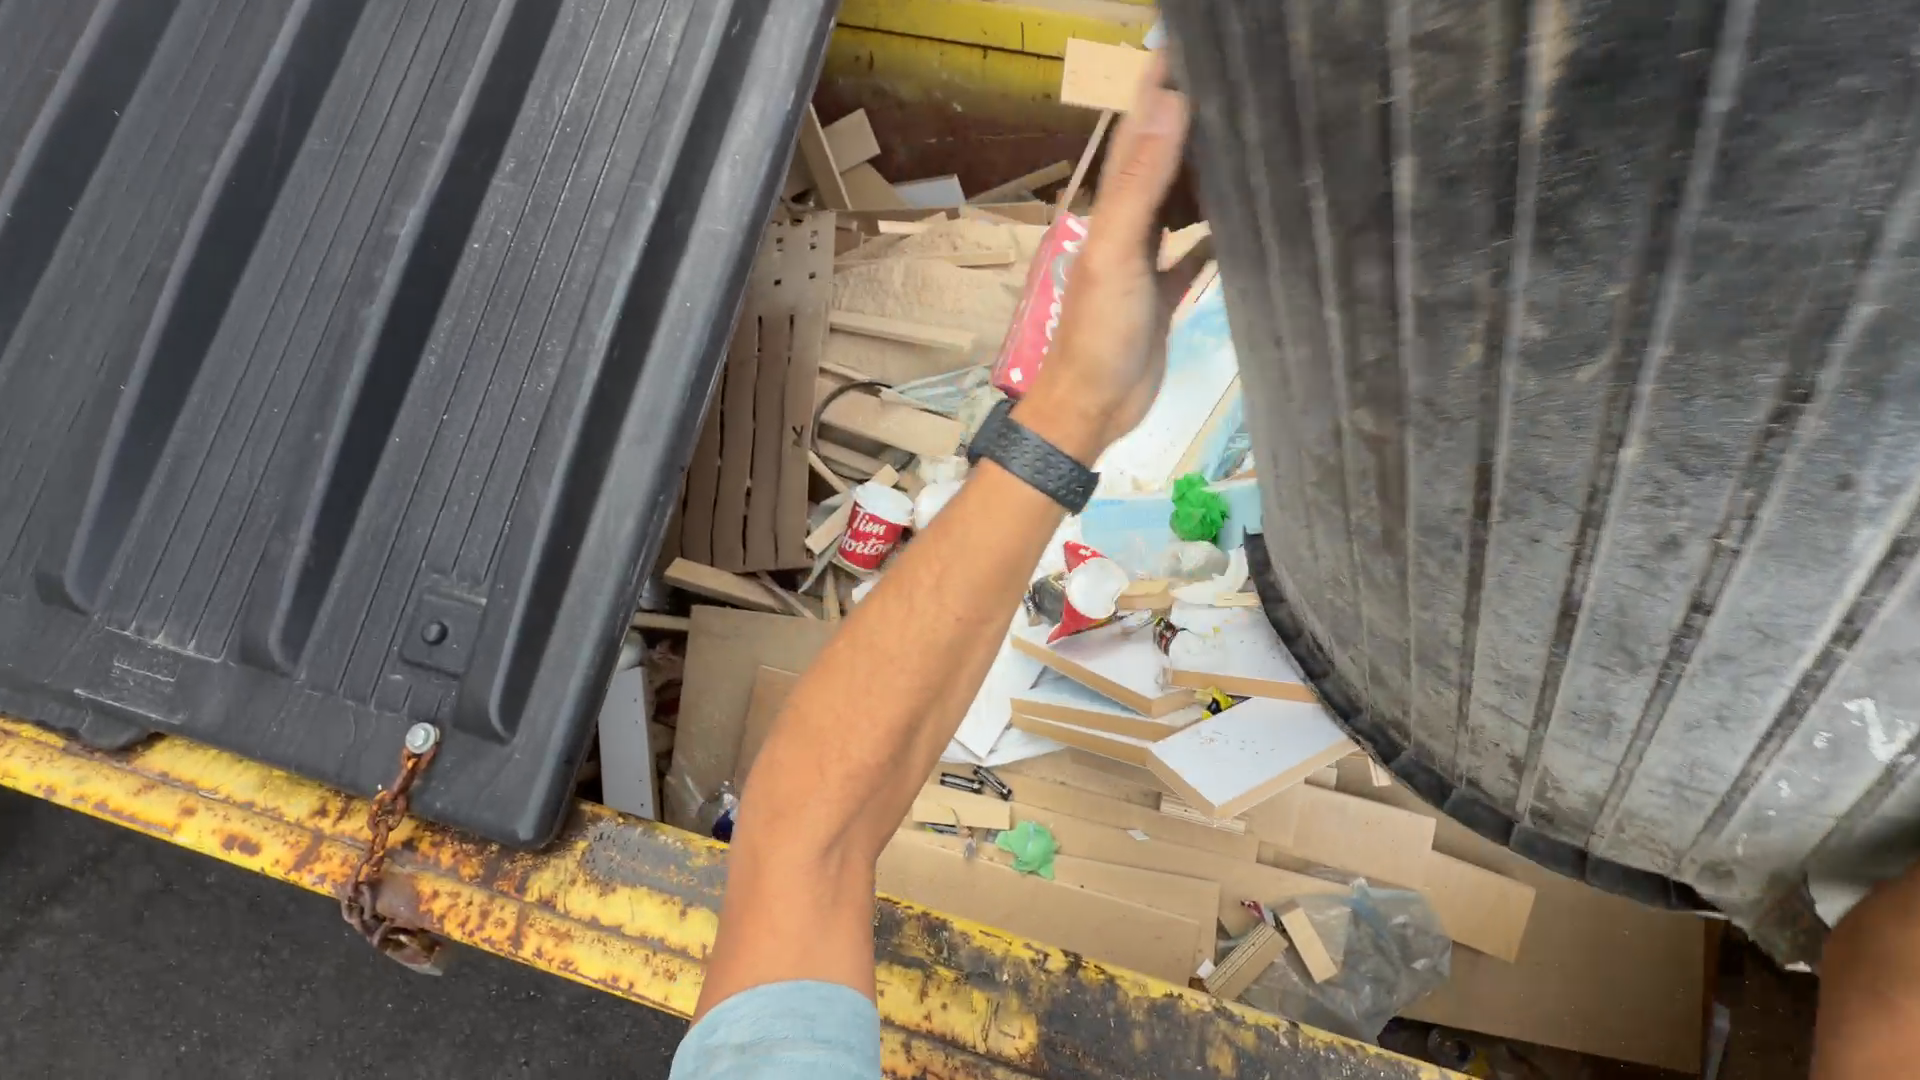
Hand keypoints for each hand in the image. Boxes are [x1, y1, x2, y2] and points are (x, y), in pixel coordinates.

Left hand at [1014, 53, 1210, 464]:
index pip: (1139, 131)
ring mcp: (1148, 258)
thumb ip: (1139, 185)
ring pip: (1181, 201)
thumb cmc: (1098, 335)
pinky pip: (1195, 251)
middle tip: (1240, 83)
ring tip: (1251, 131)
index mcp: (1113, 208)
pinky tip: (1248, 213)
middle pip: (1164, 158)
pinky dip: (1217, 231)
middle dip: (1193, 117)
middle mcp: (1130, 224)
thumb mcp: (1116, 255)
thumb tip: (1169, 105)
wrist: (1093, 406)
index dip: (1159, 85)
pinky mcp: (1165, 291)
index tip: (1193, 45)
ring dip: (1208, 168)